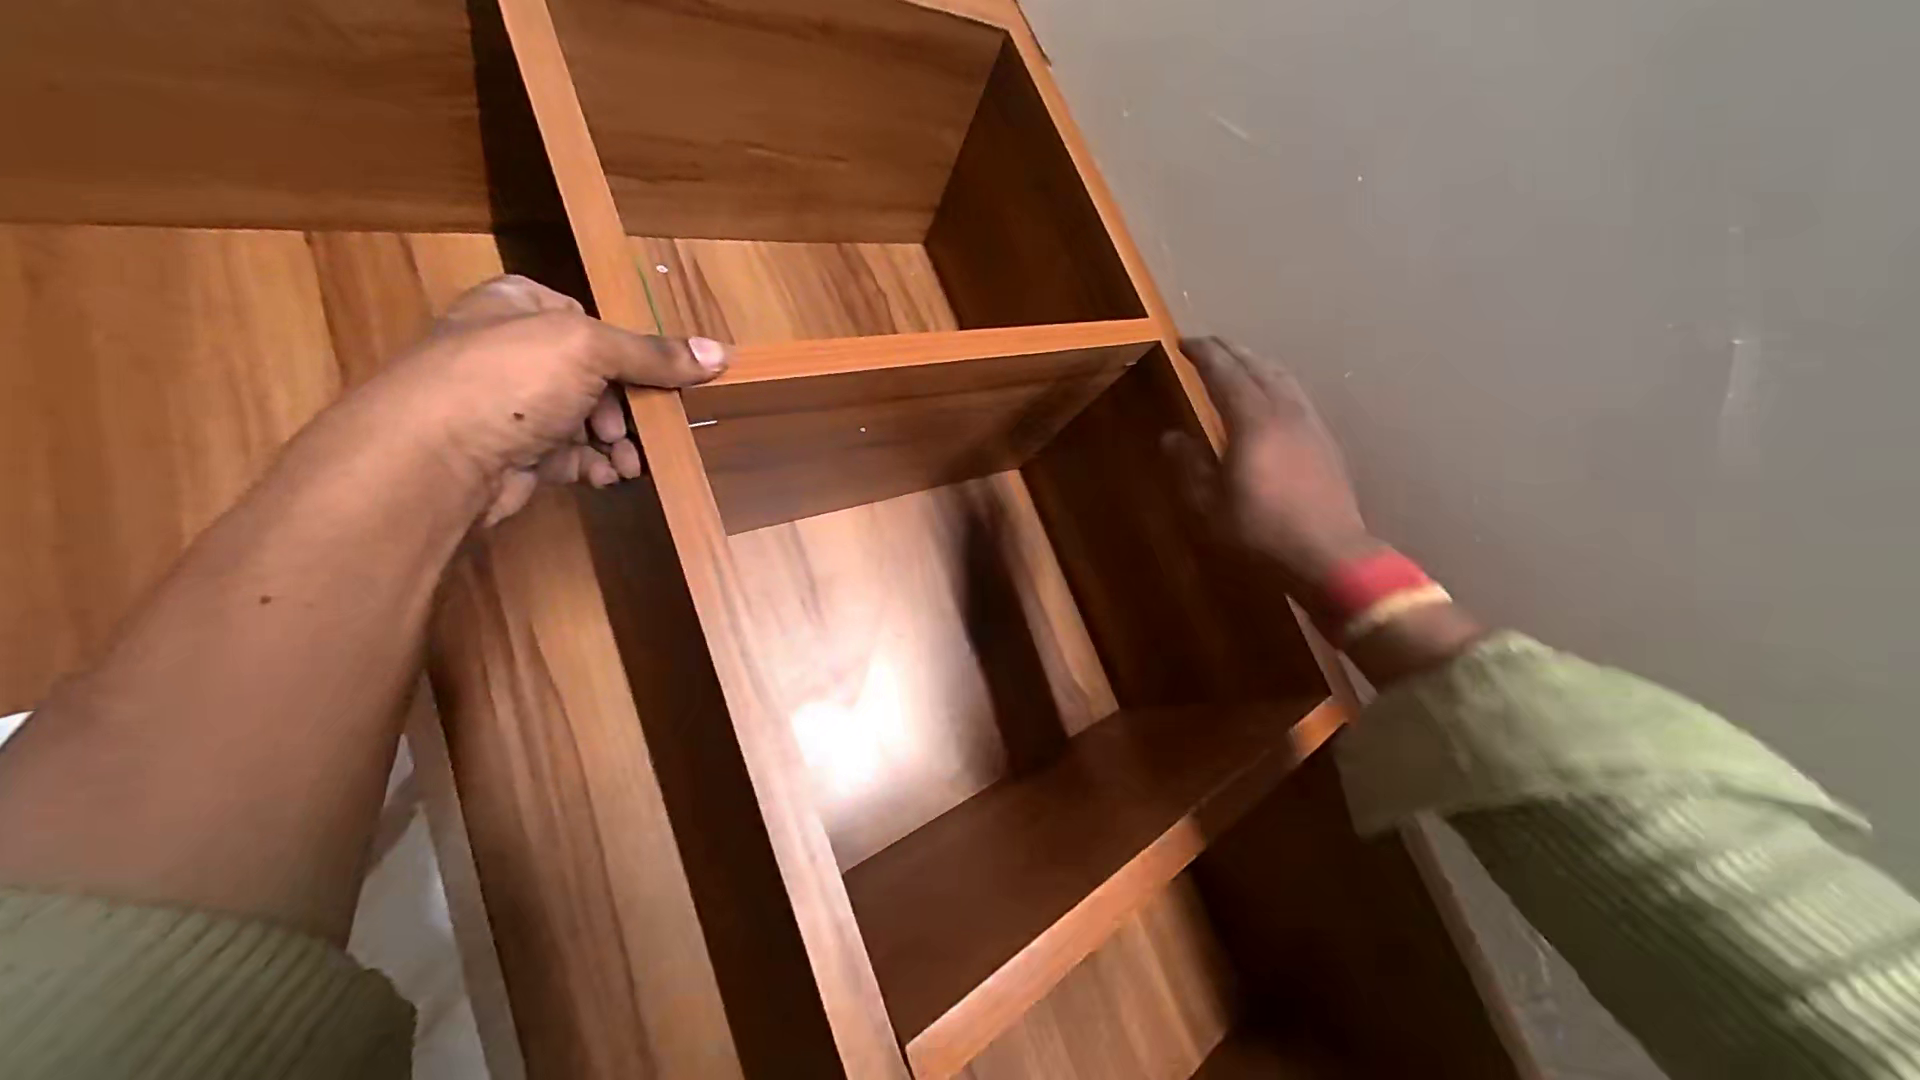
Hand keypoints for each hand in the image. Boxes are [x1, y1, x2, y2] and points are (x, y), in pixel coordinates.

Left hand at [329, 274, 729, 524]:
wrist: (433, 461)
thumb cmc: (508, 381)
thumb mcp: (589, 349)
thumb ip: (654, 354)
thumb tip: (720, 353)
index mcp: (520, 306)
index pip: (593, 322)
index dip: (631, 352)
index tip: (662, 380)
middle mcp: (513, 349)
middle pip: (598, 376)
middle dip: (631, 408)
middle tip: (649, 430)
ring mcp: (512, 403)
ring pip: (588, 419)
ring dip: (619, 443)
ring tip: (632, 464)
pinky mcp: (515, 450)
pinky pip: (572, 454)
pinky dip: (597, 465)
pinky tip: (611, 477)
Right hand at [1166, 337, 1377, 597]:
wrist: (1329, 554)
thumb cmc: (1260, 532)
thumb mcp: (1208, 505)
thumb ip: (1188, 466)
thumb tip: (1171, 437)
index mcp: (1252, 421)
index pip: (1224, 373)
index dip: (1202, 354)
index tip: (1183, 343)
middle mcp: (1284, 411)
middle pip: (1255, 365)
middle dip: (1228, 349)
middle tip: (1205, 344)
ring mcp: (1309, 422)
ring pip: (1280, 375)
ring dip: (1254, 361)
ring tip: (1236, 360)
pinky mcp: (1324, 439)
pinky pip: (1294, 392)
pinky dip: (1273, 379)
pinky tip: (1269, 392)